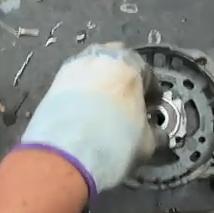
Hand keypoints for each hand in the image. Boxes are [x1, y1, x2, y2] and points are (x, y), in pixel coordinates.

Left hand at [16, 44, 153, 197]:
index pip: (148, 73)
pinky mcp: (54, 82)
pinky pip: (74, 82)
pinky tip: (84, 113)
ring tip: (103, 109)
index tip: (151, 107)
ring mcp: (74, 67)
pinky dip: (81, 93)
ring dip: (101, 84)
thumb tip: (159, 135)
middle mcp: (101, 58)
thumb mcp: (147, 143)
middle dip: (124, 79)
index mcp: (129, 65)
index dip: (152, 92)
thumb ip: (155, 134)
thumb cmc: (115, 142)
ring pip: (93, 70)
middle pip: (118, 62)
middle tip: (127, 103)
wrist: (65, 155)